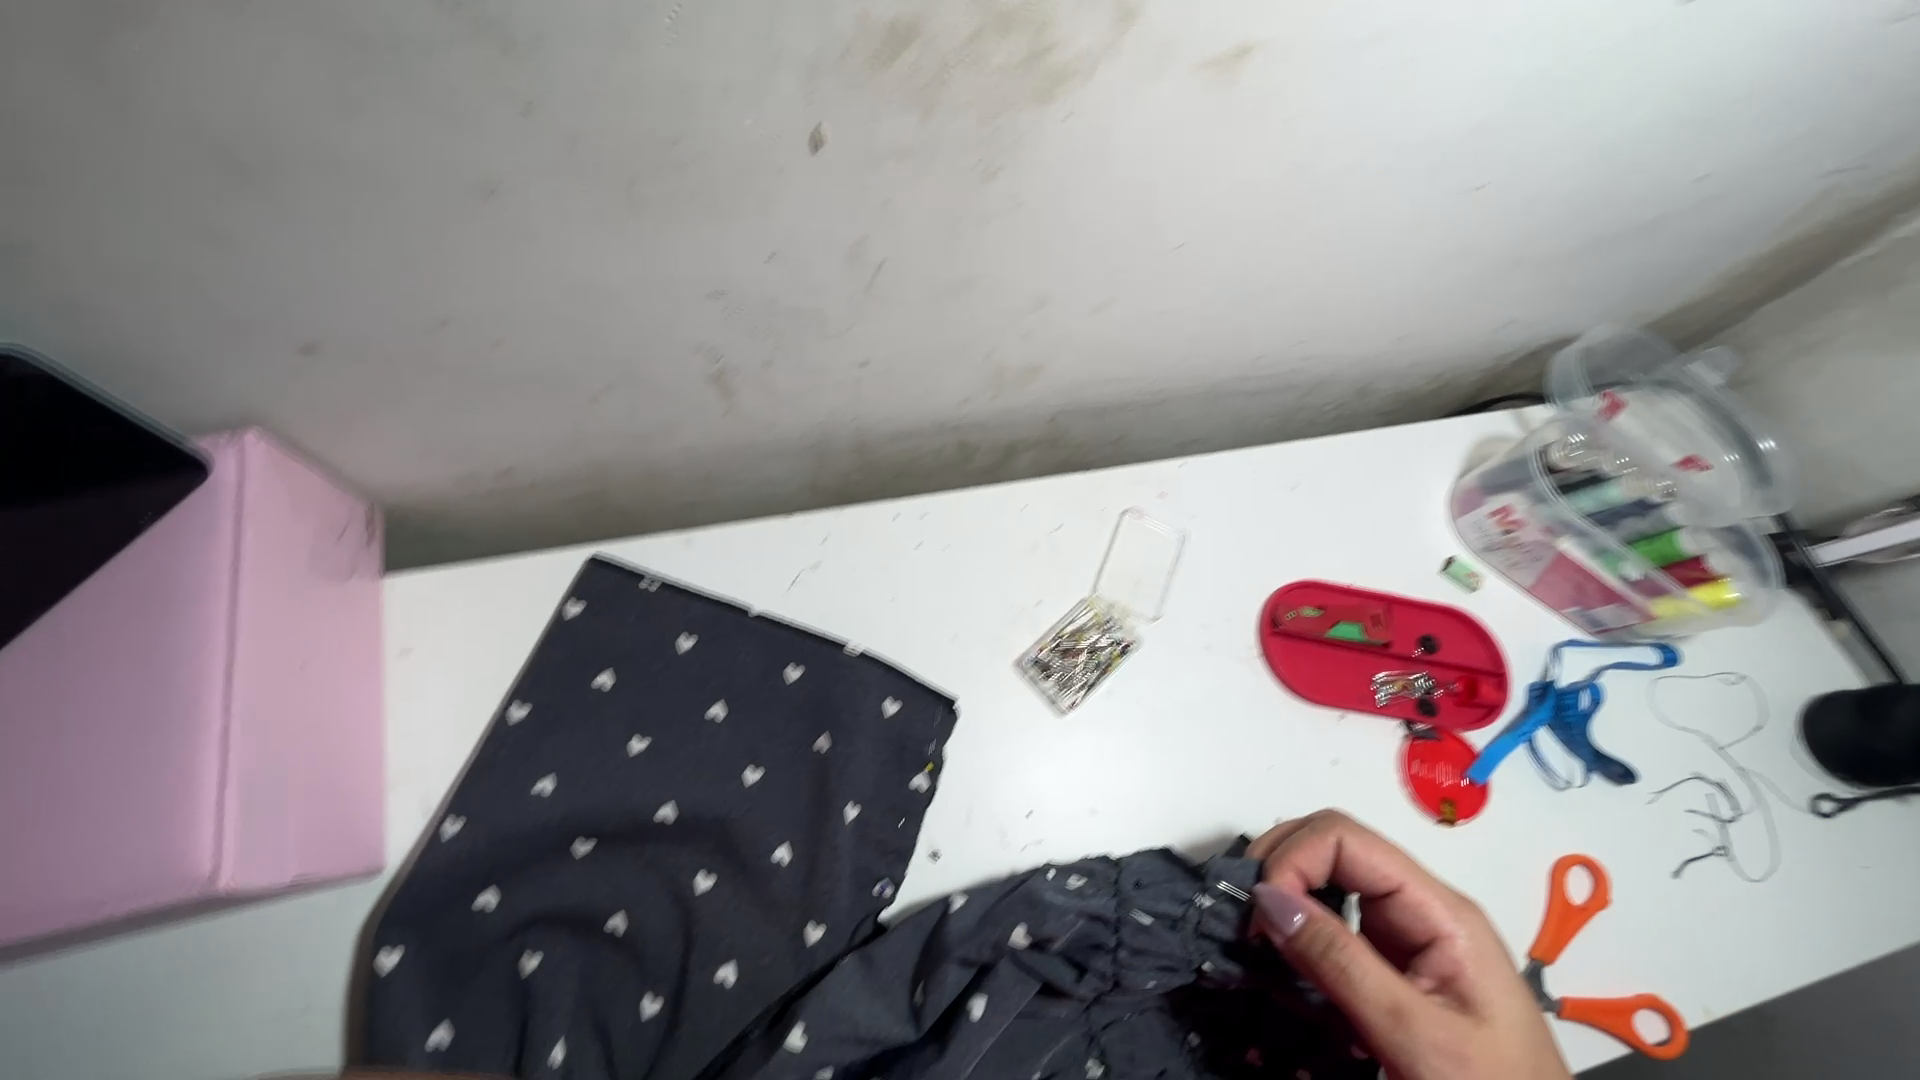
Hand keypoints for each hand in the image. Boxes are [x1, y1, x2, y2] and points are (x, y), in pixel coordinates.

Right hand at [1246, 810, 1570, 1079]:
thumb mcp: (1416, 1036)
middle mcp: (1418, 906)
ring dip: (1283, 895)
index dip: (1292, 858)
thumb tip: (1267, 896)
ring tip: (1254, 937)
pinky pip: (1333, 922)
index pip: (1345, 838)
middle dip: (1279, 867)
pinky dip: (1296, 928)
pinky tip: (1279, 957)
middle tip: (1246, 920)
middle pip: (1332, 844)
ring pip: (1328, 878)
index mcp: (1438, 909)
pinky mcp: (1392, 963)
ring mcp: (1406, 933)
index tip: (1259, 915)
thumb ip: (1341, 963)